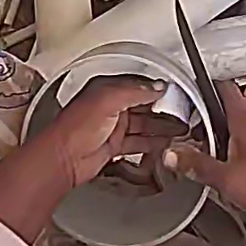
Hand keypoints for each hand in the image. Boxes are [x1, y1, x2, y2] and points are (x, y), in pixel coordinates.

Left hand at [0, 76, 183, 242]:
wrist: (61, 159)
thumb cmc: (74, 128)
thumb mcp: (108, 100)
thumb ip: (134, 91)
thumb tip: (156, 86)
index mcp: (106, 90)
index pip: (138, 86)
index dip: (158, 91)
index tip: (176, 96)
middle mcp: (110, 107)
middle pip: (144, 107)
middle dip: (164, 111)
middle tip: (184, 116)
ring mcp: (112, 127)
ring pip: (143, 125)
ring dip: (162, 128)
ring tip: (181, 130)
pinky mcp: (113, 146)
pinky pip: (138, 142)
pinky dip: (152, 144)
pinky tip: (164, 145)